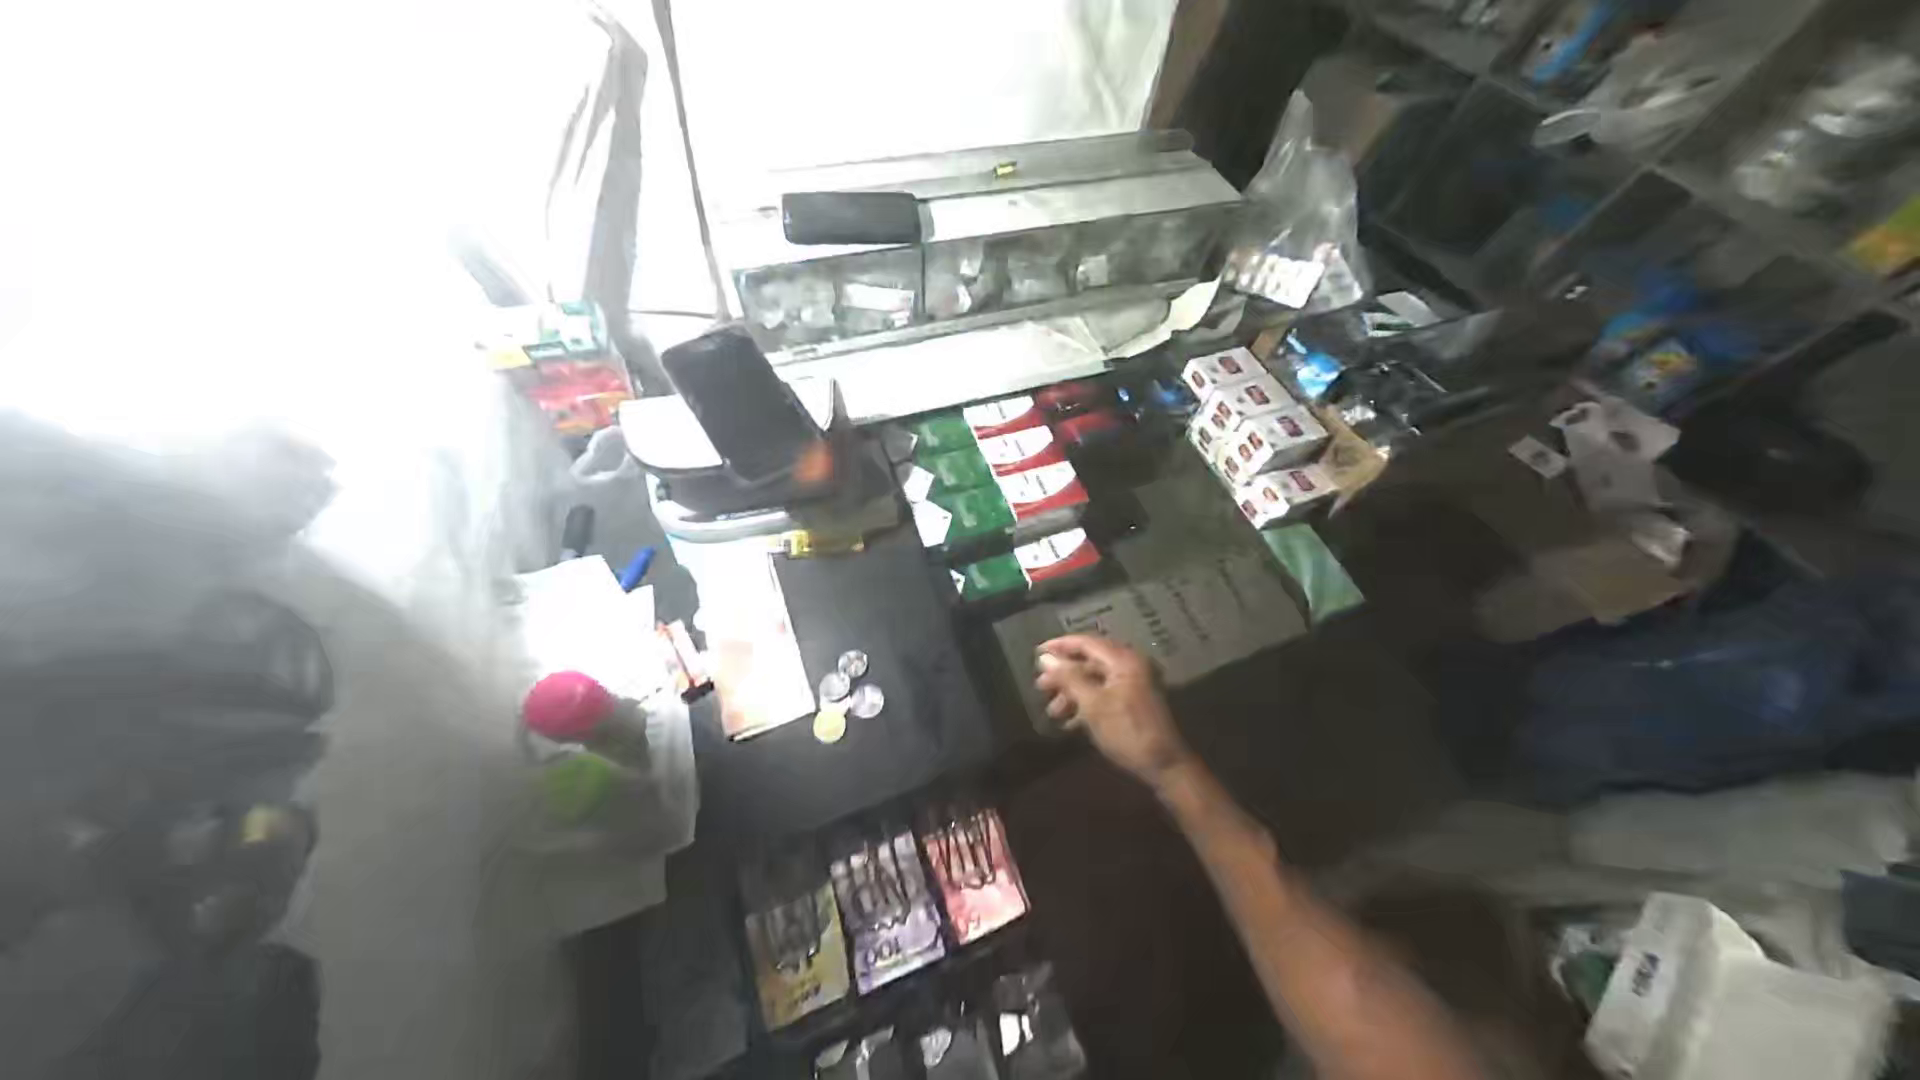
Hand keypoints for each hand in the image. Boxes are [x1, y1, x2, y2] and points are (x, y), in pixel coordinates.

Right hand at [1035, 635, 1192, 786]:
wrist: (1165, 765)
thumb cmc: (1127, 731)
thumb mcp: (1092, 705)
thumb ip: (1068, 678)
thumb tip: (1045, 658)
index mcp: (1123, 660)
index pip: (1086, 642)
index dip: (1059, 646)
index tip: (1036, 652)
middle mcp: (1130, 665)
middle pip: (1089, 661)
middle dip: (1064, 674)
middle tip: (1041, 687)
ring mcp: (1134, 683)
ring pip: (1095, 679)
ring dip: (1072, 692)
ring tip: (1053, 711)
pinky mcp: (1134, 701)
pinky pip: (1104, 692)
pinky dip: (1086, 702)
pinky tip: (1070, 721)